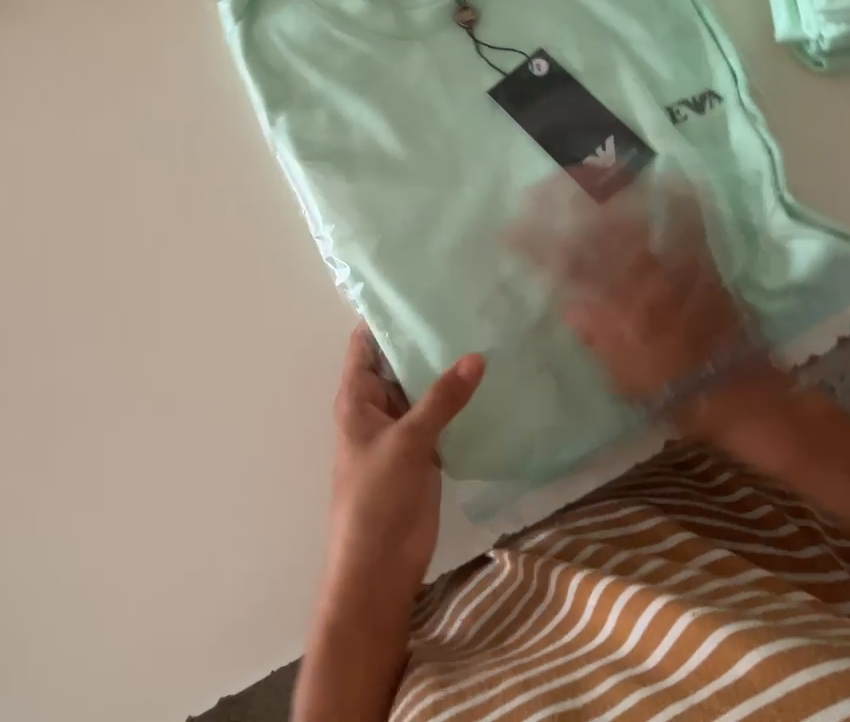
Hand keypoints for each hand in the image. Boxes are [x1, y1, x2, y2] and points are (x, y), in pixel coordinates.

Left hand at [323, 324, 483, 601]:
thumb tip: (476, 355)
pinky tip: (491, 381)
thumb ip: (442, 399)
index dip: (385, 315)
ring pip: (424, 388)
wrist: (380, 563)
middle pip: (399, 361)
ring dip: (446, 369)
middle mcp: (378, 406)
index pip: (366, 343)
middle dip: (426, 338)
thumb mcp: (408, 441)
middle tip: (467, 304)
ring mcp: (403, 428)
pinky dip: (460, 401)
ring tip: (486, 331)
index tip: (419, 286)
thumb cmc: (377, 496)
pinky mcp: (425, 450)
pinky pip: (442, 416)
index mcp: (357, 397)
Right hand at [508, 175, 792, 439]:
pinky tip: (665, 175)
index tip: (510, 232)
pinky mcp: (700, 264)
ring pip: (636, 219)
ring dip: (606, 193)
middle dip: (563, 207)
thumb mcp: (623, 373)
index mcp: (618, 305)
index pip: (568, 266)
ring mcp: (674, 266)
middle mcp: (644, 277)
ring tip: (585, 170)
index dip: (536, 246)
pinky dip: (675, 197)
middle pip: (597, 231)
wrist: (735, 391)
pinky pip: (687, 222)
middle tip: (538, 191)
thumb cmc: (672, 389)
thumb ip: (596, 335)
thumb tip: (570, 306)